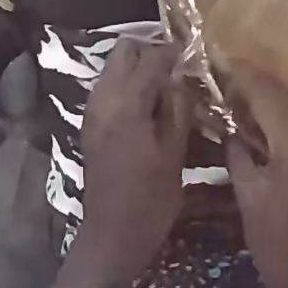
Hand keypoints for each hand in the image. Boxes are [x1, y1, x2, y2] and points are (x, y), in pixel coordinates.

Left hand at [75, 38, 192, 284]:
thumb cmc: (150, 201)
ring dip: (138, 70)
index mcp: (126, 106)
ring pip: (112, 70)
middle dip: (151, 52)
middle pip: (123, 52)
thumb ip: (177, 110)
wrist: (112, 235)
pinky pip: (107, 91)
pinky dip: (127, 88)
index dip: (175, 52)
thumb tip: (182, 77)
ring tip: (169, 89)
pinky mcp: (90, 127)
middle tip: (180, 69)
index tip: (197, 55)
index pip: (151, 58)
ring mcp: (92, 113)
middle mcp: (102, 101)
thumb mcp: (174, 156)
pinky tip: (150, 109)